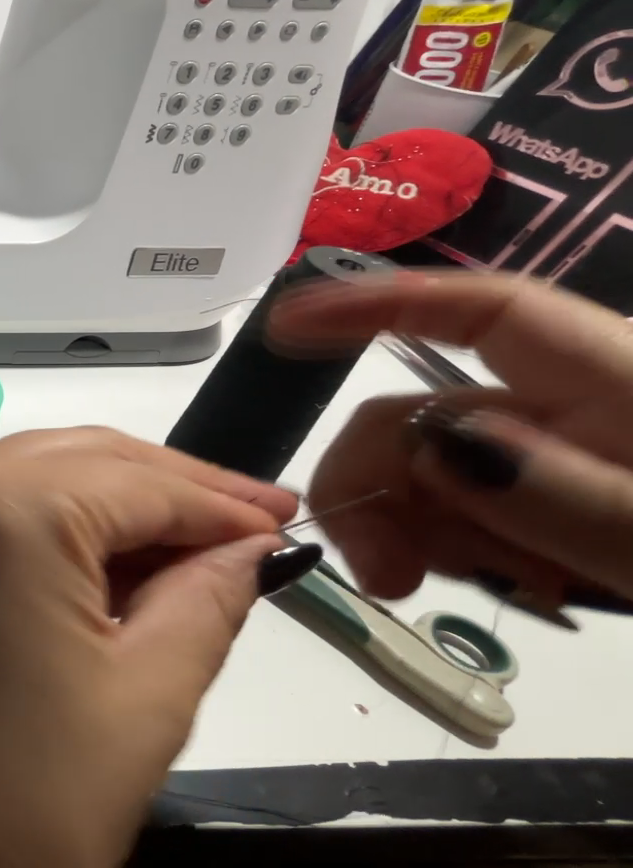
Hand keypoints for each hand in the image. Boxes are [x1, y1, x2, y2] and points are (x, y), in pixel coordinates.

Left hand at [0, 429, 294, 867]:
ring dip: (123, 499)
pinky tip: (126, 556)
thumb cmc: (32, 786)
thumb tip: (250, 545)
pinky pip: (3, 500)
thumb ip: (208, 596)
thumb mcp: (149, 691)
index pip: (139, 483)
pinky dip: (66, 518)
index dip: (224, 504)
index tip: (292, 522)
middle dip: (175, 489)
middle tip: (262, 523)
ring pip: (45, 471)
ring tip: (206, 546)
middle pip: (87, 458)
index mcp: (4, 504)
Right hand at [271, 271, 632, 611]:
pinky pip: (448, 506)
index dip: (375, 302)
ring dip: (403, 526)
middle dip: (373, 484)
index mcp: (618, 383)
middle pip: (417, 414)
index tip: (287, 327)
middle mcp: (567, 409)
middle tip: (377, 572)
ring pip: (419, 468)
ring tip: (427, 584)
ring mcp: (549, 457)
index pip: (481, 311)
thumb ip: (573, 499)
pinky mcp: (540, 499)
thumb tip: (443, 447)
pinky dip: (438, 543)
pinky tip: (475, 574)